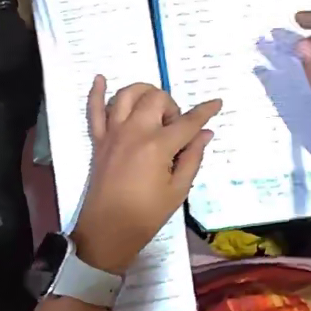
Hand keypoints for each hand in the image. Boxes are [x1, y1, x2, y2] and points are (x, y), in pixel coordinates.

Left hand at [71, 78, 220, 273]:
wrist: (107, 232)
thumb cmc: (146, 215)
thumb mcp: (178, 189)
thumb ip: (193, 157)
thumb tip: (206, 133)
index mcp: (157, 146)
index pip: (187, 121)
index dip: (205, 111)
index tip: (217, 103)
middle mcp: (134, 131)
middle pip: (156, 99)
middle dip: (172, 107)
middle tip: (176, 129)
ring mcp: (113, 133)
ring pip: (127, 95)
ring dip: (144, 93)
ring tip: (154, 107)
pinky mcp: (98, 140)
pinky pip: (93, 110)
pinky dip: (96, 92)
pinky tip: (101, 78)